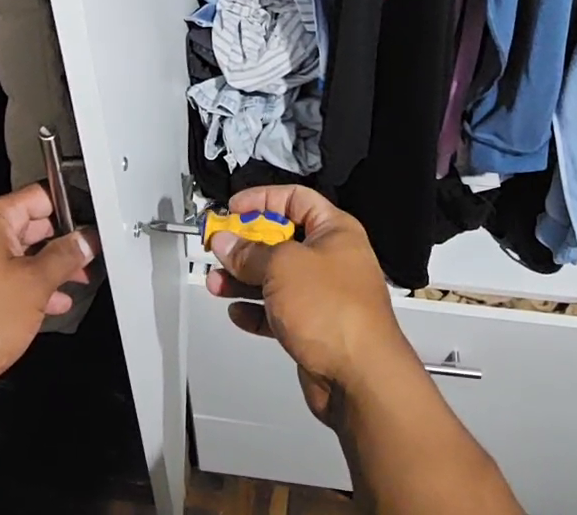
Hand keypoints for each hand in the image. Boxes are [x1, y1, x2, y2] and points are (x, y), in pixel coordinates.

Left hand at [0, 181, 99, 402]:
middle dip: (65, 240)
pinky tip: (57, 302)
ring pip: (27, 254)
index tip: (96, 223)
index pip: (42, 196)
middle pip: (36, 224)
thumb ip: (65, 258)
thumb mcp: (34, 284)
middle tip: (94, 253)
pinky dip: (36, 287)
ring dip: (54, 267)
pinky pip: (14, 278)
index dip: (72, 207)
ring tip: (82, 279)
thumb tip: (86, 239)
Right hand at [204, 186, 414, 424]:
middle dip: (245, 246)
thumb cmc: (336, 311)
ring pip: (275, 279)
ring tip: (216, 284)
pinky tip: (237, 313)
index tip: (234, 208)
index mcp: (335, 231)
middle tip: (219, 249)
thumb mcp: (282, 267)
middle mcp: (331, 259)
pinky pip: (278, 312)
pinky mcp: (314, 328)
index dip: (262, 199)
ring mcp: (324, 295)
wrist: (360, 378)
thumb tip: (227, 242)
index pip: (295, 199)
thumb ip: (249, 252)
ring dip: (243, 280)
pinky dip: (256, 311)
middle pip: (280, 240)